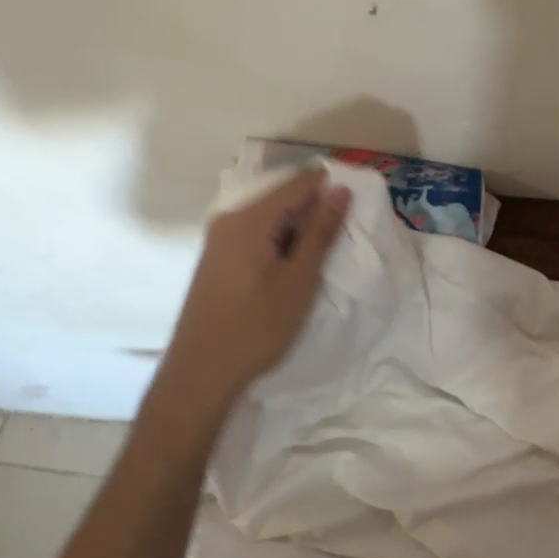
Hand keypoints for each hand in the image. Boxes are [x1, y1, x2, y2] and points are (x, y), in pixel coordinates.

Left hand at [160, 168, 352, 404]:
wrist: (200, 375)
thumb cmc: (255, 328)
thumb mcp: (298, 281)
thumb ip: (320, 232)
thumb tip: (340, 190)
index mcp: (248, 219)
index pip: (299, 183)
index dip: (331, 188)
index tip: (358, 205)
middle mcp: (229, 220)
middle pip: (283, 199)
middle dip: (316, 212)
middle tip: (345, 237)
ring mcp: (219, 241)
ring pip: (270, 221)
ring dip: (299, 232)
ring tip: (324, 257)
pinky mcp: (217, 261)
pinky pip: (257, 237)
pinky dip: (280, 245)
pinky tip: (295, 270)